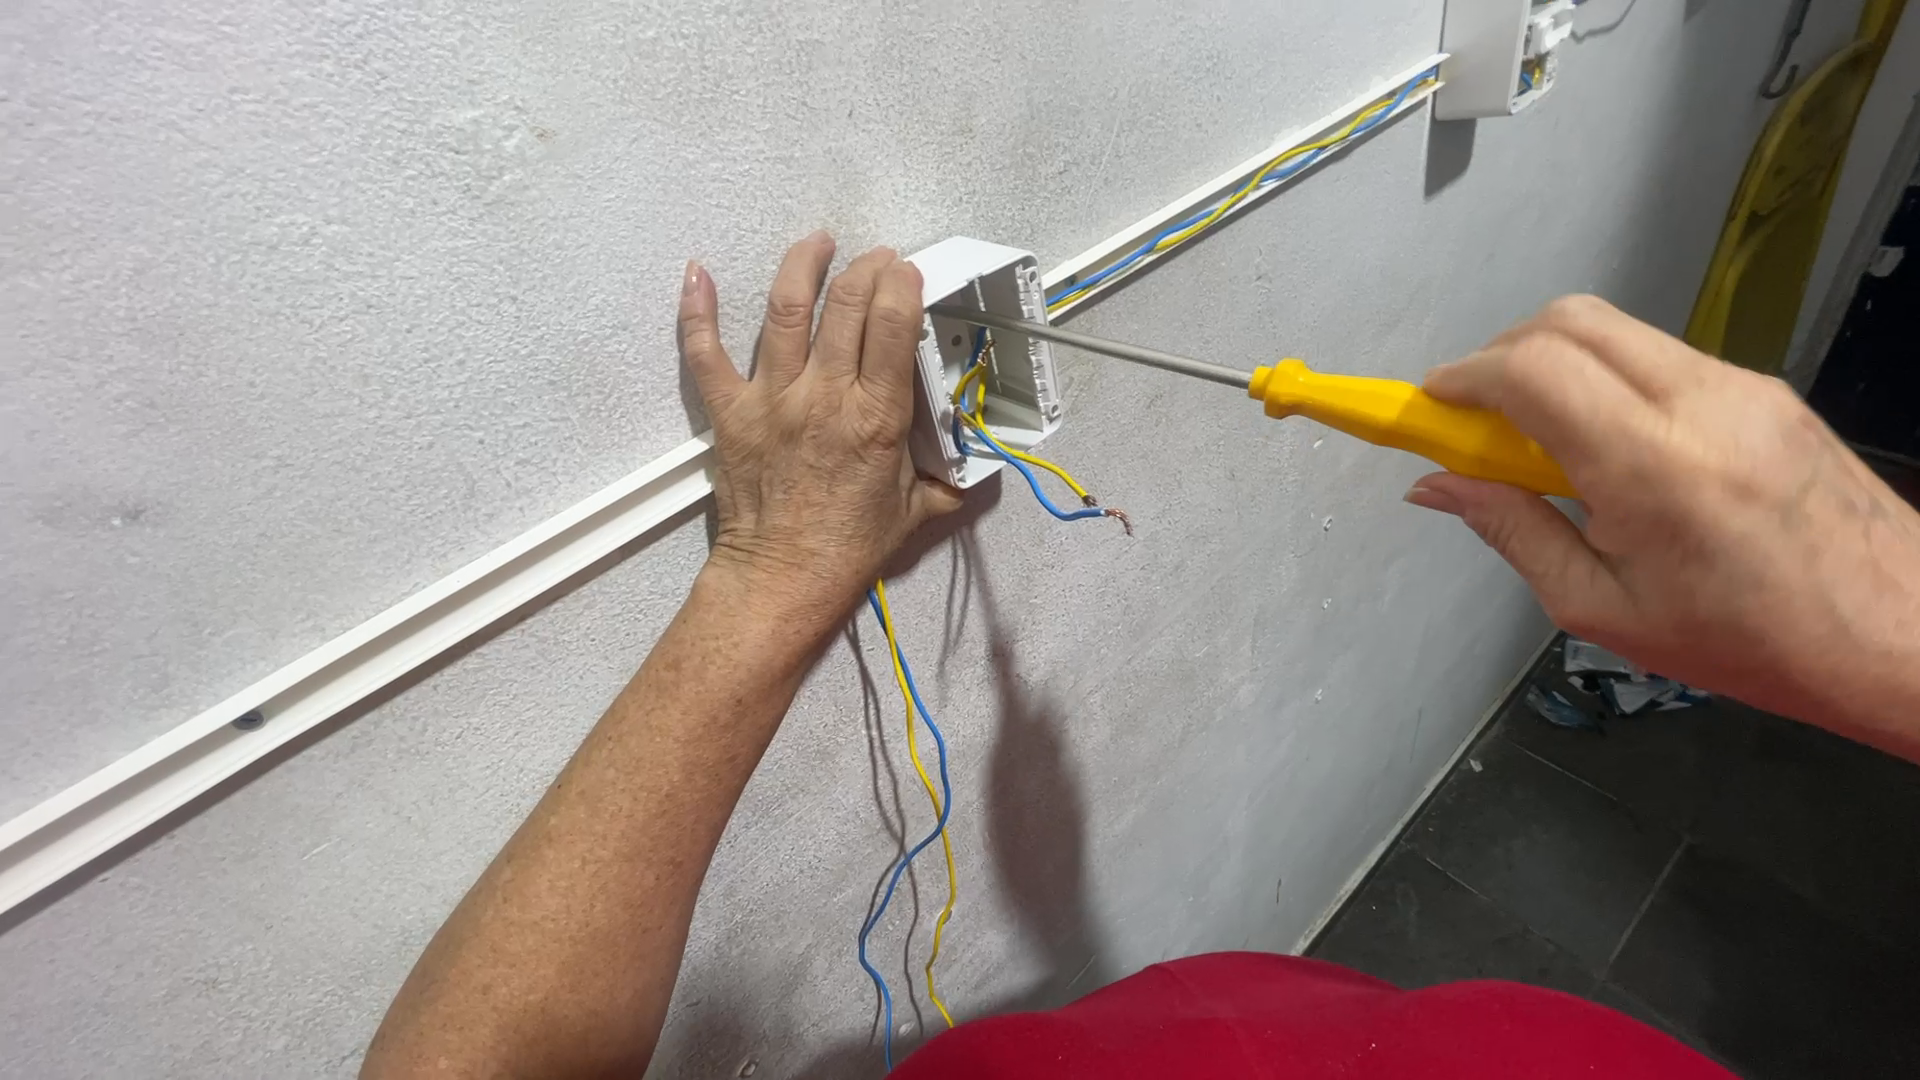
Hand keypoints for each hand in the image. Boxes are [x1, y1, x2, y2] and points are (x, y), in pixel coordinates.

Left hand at [677, 232, 961, 635]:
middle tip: (877, 260)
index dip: (902, 285)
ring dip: (803, 265)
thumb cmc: (852, 547)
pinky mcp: (729, 412)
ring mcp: (771, 400)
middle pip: (845, 306)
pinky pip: (704, 353)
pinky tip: (698, 272)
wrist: (782, 578)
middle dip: (866, 268)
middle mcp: (824, 398)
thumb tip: (978, 466)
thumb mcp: (916, 512)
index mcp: (876, 419)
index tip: (907, 272)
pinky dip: (698, 311)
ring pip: (784, 311)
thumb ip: (950, 481)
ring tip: (819, 243)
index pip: (893, 327)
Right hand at [1404, 295, 1919, 743]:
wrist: (1909, 634)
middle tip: (1471, 417)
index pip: (1533, 371)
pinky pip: (1647, 354)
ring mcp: (1739, 387)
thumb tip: (1433, 486)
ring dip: (1543, 364)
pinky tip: (1589, 439)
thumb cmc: (1742, 639)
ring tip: (1526, 433)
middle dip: (1495, 357)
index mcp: (1652, 466)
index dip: (1462, 377)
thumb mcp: (1594, 604)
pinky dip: (1590, 376)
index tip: (1428, 409)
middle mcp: (1701, 403)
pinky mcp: (1759, 388)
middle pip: (1567, 322)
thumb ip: (1509, 529)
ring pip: (1607, 329)